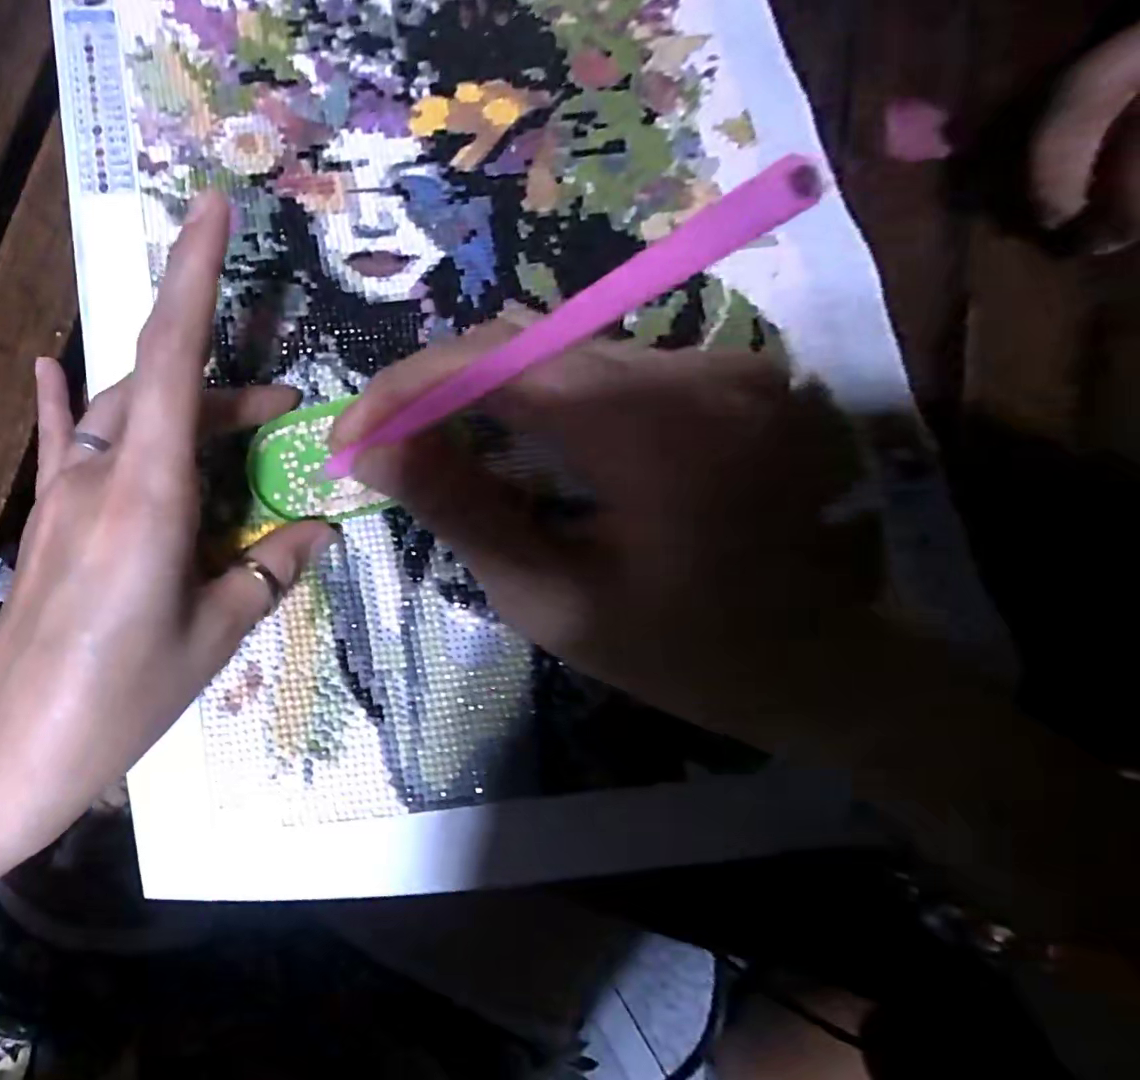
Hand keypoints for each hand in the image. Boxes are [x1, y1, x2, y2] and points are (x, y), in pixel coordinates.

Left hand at [0, 193, 336, 866]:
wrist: (18, 746)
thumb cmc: (123, 699)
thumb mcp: (210, 636)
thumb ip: (265, 570)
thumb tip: (318, 529)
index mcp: (146, 496)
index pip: (174, 360)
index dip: (194, 279)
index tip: (212, 213)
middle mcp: (97, 477)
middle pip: (159, 388)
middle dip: (223, 387)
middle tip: (277, 415)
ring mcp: (61, 496)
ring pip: (120, 415)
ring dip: (175, 404)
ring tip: (225, 430)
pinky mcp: (42, 522)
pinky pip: (60, 446)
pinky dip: (64, 404)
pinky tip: (51, 368)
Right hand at [332, 318, 881, 750]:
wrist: (826, 668)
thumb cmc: (676, 650)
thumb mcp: (546, 595)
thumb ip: (458, 508)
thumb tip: (370, 451)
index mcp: (655, 428)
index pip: (495, 361)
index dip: (403, 389)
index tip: (348, 438)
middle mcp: (693, 369)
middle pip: (519, 341)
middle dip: (427, 388)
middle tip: (376, 445)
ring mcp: (715, 364)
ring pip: (551, 347)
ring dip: (471, 389)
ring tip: (424, 443)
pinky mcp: (718, 375)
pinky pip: (592, 366)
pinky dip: (524, 395)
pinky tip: (502, 440)